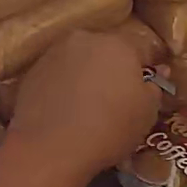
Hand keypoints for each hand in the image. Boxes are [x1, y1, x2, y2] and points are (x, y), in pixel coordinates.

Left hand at [6, 30, 160, 179]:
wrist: (52, 147)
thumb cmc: (111, 127)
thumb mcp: (147, 113)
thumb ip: (154, 90)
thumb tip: (152, 79)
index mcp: (119, 45)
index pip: (144, 47)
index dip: (151, 66)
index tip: (154, 85)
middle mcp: (85, 39)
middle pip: (108, 51)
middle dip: (117, 70)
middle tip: (122, 98)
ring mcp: (54, 54)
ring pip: (82, 62)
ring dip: (90, 78)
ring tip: (93, 108)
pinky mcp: (32, 73)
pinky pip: (60, 77)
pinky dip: (67, 89)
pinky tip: (70, 114)